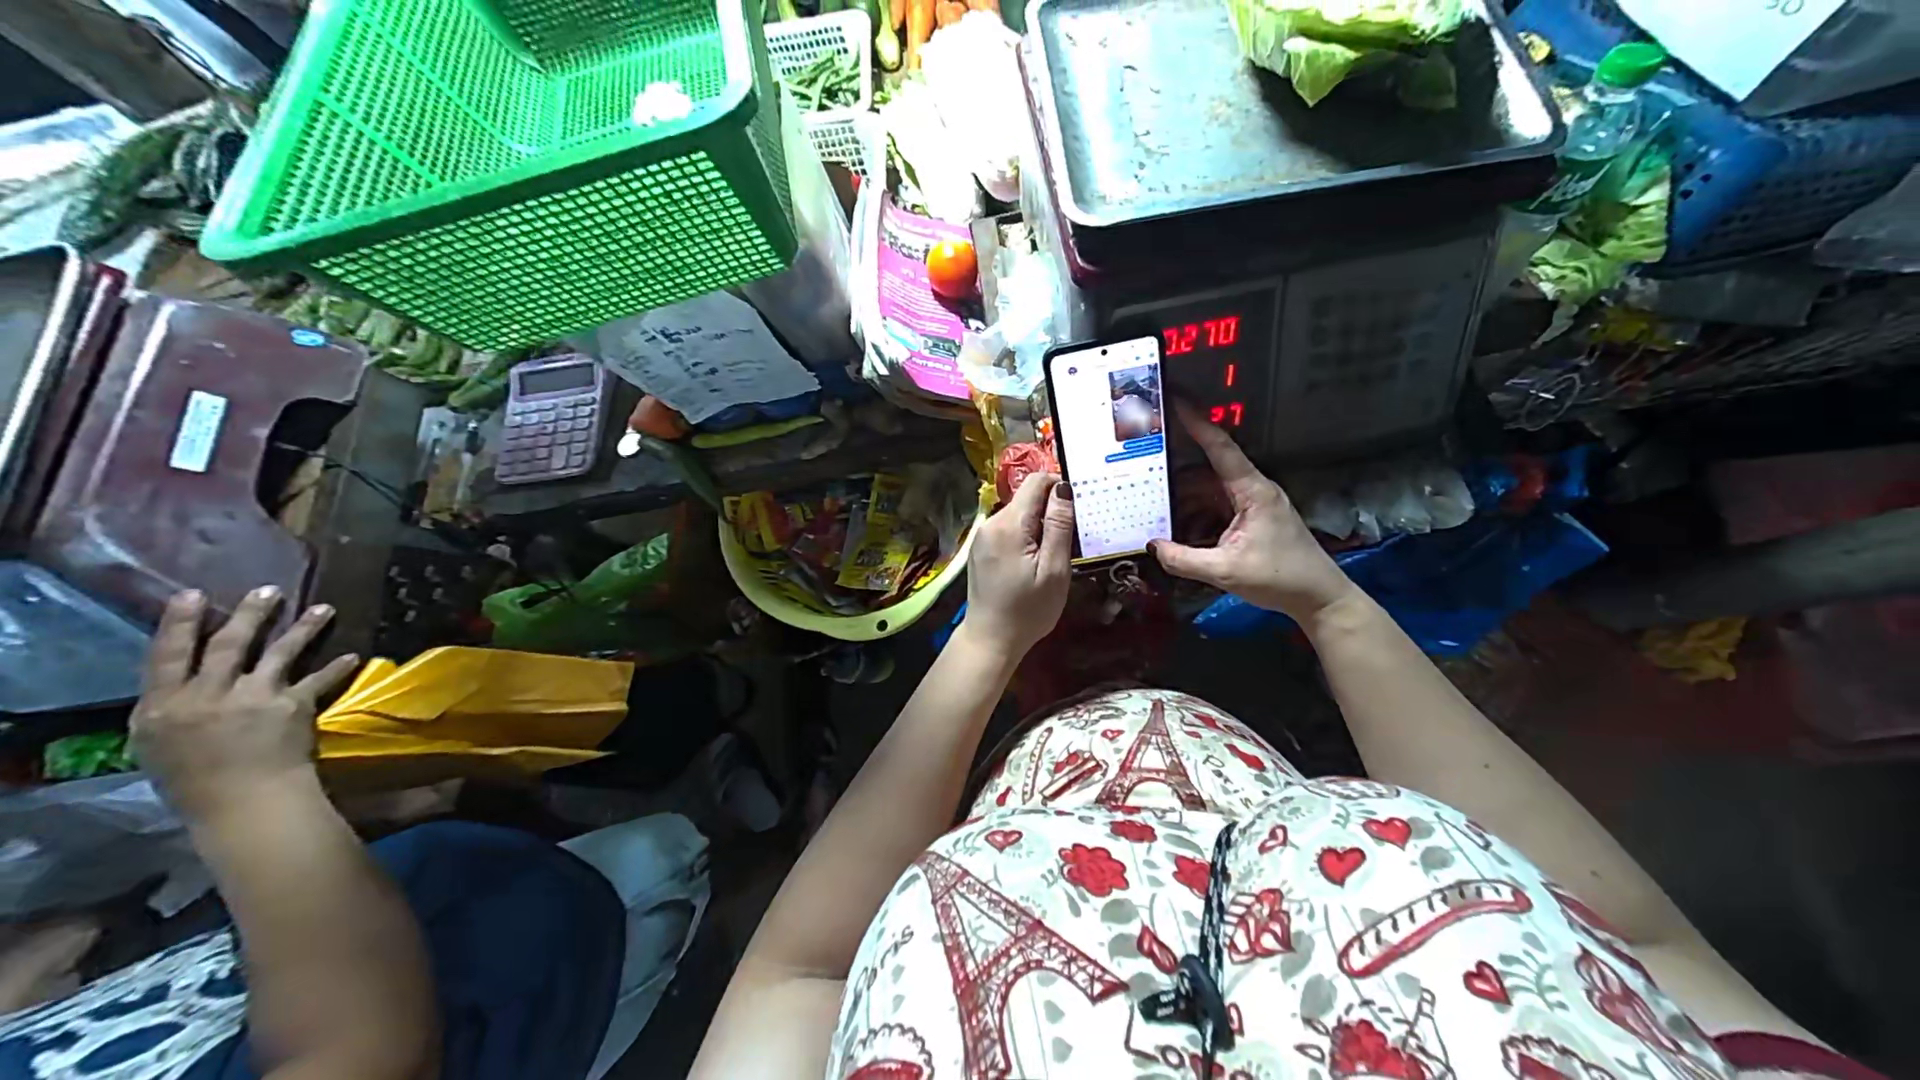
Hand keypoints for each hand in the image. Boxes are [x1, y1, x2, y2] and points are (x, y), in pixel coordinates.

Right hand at [130, 587, 360, 822]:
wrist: (242, 802)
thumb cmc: (192, 780)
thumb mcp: (157, 743)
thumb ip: (169, 708)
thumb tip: (179, 681)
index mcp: (163, 706)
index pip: (166, 655)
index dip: (180, 623)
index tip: (193, 594)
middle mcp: (208, 695)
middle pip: (229, 644)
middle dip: (250, 614)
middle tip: (269, 589)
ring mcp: (254, 697)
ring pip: (280, 651)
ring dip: (304, 628)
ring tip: (325, 608)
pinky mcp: (293, 705)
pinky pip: (319, 679)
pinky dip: (337, 667)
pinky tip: (352, 656)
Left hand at [961, 471, 1074, 658]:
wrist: (991, 640)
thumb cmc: (1028, 610)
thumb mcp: (1054, 569)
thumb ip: (1059, 525)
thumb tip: (1064, 488)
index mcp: (1009, 524)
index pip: (1036, 481)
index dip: (1061, 486)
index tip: (1080, 508)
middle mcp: (991, 523)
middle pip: (1028, 497)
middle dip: (1052, 510)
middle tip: (1073, 537)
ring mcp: (984, 536)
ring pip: (1020, 514)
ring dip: (1041, 525)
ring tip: (1056, 553)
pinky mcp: (983, 548)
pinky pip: (1010, 529)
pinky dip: (1028, 536)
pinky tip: (1037, 561)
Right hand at [1151, 403, 1358, 623]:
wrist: (1320, 598)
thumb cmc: (1280, 578)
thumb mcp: (1226, 571)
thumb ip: (1184, 559)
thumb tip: (1151, 546)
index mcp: (1253, 491)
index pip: (1221, 449)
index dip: (1197, 423)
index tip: (1176, 401)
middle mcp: (1252, 491)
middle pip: (1207, 472)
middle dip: (1176, 472)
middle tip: (1145, 465)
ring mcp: (1252, 506)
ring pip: (1208, 493)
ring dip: (1183, 501)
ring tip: (1151, 506)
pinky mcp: (1250, 522)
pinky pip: (1215, 510)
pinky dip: (1194, 517)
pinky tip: (1174, 530)